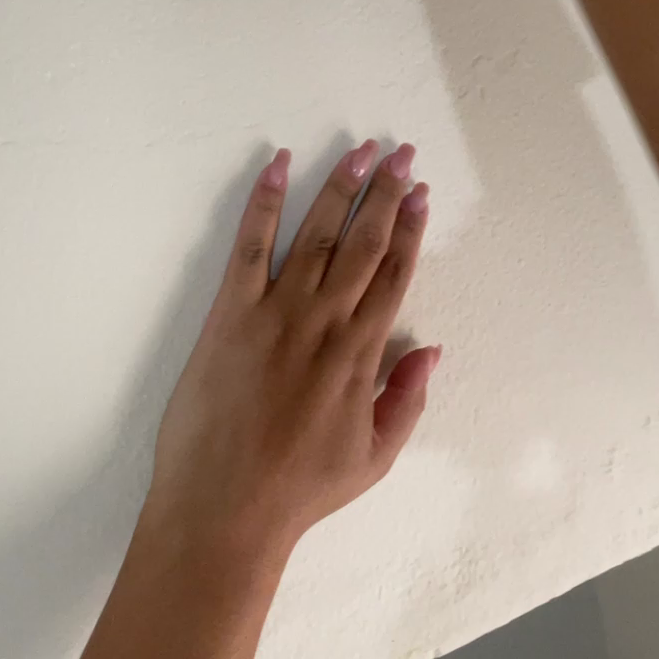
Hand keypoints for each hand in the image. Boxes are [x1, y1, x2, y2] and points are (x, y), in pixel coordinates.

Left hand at [140, 142, 440, 562]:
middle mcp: (325, 322)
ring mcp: (276, 312)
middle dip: (386, 194)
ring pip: (317, 235)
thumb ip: (407, 399)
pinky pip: (250, 246)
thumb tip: (433, 348)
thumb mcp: (373, 458)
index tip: (421, 192)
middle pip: (364, 244)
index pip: (394, 275)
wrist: (226, 508)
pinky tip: (278, 166)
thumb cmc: (299, 488)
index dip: (411, 230)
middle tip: (401, 152)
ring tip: (360, 150)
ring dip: (340, 188)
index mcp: (361, 354)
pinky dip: (264, 203)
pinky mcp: (230, 313)